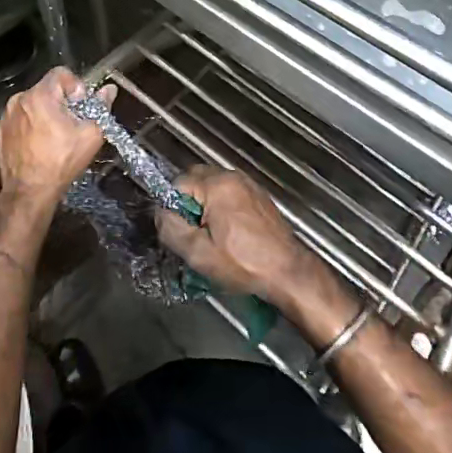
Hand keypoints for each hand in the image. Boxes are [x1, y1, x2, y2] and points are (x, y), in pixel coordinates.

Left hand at [0, 67, 110, 209]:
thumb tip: (110, 90)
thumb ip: (101, 107)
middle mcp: (19, 100)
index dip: (75, 87)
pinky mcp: (0, 131)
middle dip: (61, 102)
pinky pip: (20, 119)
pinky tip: (38, 144)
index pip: (61, 73)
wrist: (29, 191)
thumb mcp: (90, 135)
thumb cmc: (61, 162)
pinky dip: (29, 126)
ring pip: (32, 104)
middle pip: (46, 89)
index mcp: (39, 96)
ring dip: (45, 113)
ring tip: (54, 137)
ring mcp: (6, 116)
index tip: (80, 107)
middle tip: (71, 124)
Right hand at [154, 167, 319, 304]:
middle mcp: (233, 177)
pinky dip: (223, 207)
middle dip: (189, 202)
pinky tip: (230, 234)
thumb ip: (170, 228)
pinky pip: (230, 194)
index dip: (173, 206)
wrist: (290, 274)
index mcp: (217, 185)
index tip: (183, 230)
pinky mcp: (260, 197)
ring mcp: (249, 185)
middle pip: (195, 179)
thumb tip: (161, 213)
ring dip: (206, 205)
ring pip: (213, 186)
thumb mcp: (197, 253)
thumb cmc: (244, 264)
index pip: (178, 183)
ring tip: (213, 235)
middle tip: (195, 232)